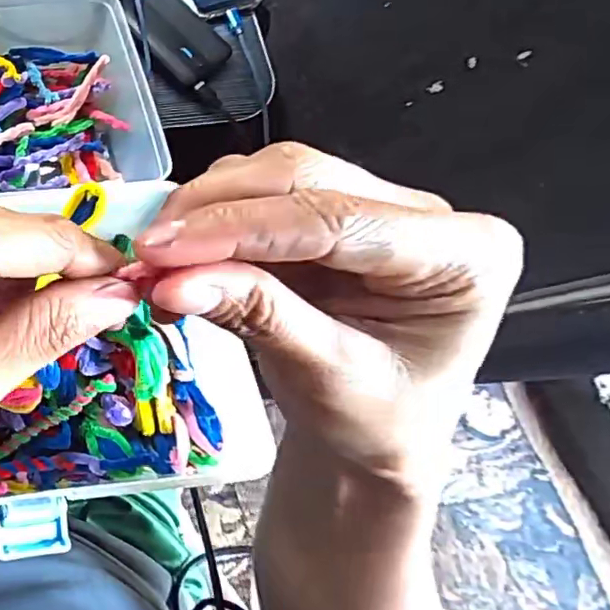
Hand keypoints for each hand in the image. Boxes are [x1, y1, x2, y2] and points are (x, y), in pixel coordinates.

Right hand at [131, 143, 522, 487]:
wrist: (370, 434)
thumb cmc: (373, 420)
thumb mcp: (323, 376)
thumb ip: (257, 316)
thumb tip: (176, 282)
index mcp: (461, 254)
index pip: (333, 219)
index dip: (238, 229)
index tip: (164, 249)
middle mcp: (418, 215)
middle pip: (298, 178)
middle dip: (212, 211)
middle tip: (148, 251)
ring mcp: (367, 207)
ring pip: (268, 175)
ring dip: (201, 211)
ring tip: (156, 260)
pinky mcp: (319, 215)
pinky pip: (252, 195)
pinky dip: (204, 222)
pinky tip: (177, 256)